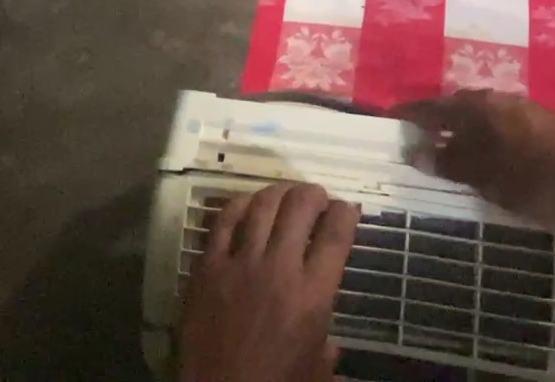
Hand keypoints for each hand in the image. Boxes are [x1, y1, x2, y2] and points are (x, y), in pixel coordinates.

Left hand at [179, 182, 358, 381]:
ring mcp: (240, 264)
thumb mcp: (315, 372)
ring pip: (262, 204)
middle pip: (300, 206)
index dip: (346, 212)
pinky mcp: (207, 267)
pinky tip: (248, 203)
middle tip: (317, 198)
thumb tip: (332, 342)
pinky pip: (223, 220)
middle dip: (314, 193)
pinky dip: (240, 203)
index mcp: (312, 297)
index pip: (336, 235)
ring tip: (286, 194)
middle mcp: (278, 270)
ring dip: (280, 191)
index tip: (347, 209)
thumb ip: (327, 347)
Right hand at [396, 90, 554, 224]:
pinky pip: (495, 123)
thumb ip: (452, 163)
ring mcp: (519, 108)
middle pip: (454, 106)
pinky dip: (480, 135)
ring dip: (459, 129)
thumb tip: (417, 152)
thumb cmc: (539, 177)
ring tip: (445, 149)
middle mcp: (495, 99)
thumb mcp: (490, 178)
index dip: (408, 114)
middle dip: (432, 120)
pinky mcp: (538, 122)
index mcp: (477, 107)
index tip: (387, 120)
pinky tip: (483, 154)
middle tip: (413, 138)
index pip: (430, 106)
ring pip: (477, 115)